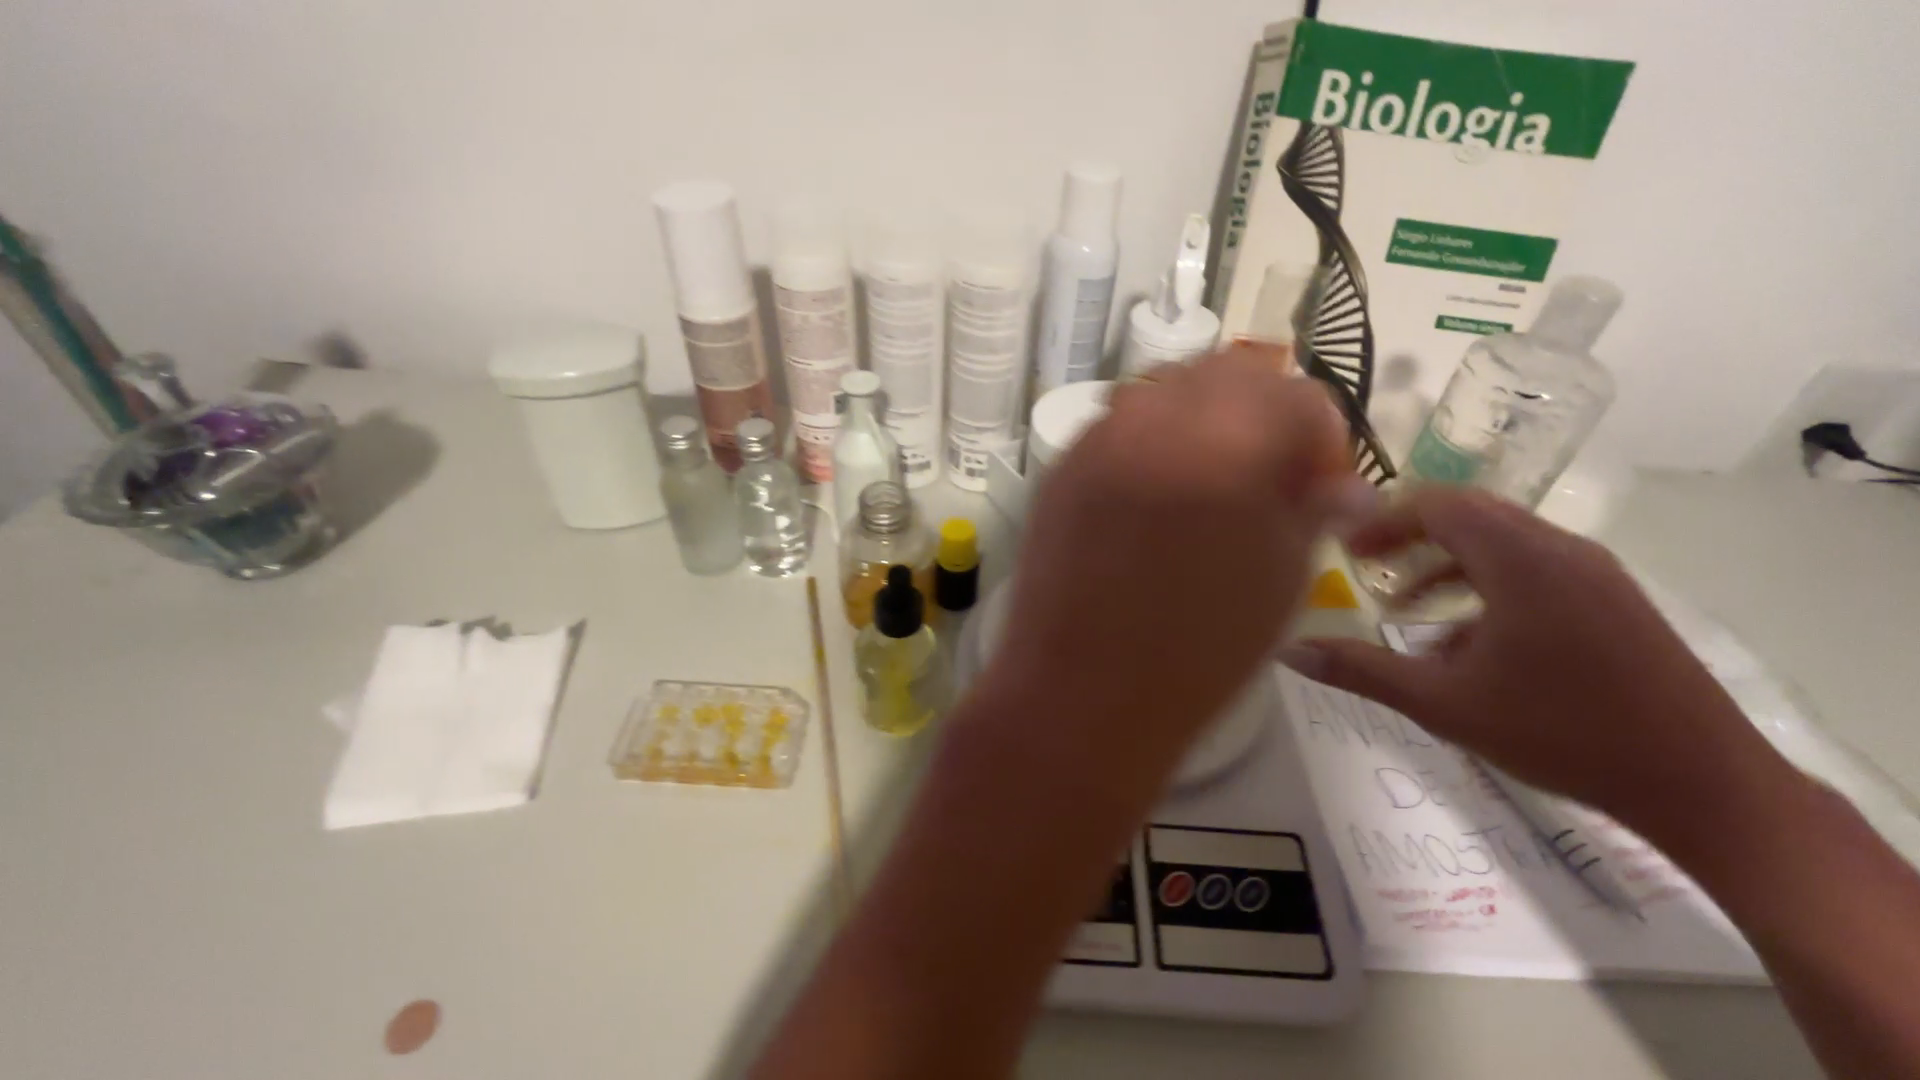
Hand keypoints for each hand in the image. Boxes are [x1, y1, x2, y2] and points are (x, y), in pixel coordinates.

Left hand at [986, 348, 1369, 766]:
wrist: (1079, 694)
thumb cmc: (1197, 650)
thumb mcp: (1282, 579)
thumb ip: (1312, 512)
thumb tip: (1345, 488)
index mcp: (1228, 437)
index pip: (1297, 395)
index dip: (1323, 438)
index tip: (1320, 487)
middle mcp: (1156, 416)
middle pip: (1227, 374)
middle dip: (1264, 412)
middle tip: (1271, 477)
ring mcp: (1098, 437)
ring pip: (1166, 391)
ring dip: (1204, 418)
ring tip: (1213, 484)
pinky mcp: (1061, 467)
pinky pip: (1119, 426)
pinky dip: (1152, 441)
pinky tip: (1156, 498)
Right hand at [1280, 488, 1786, 818]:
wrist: (1699, 782)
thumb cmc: (1560, 733)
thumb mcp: (1443, 704)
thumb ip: (1362, 671)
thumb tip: (1289, 652)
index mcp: (1519, 560)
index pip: (1438, 503)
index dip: (1383, 518)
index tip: (1343, 546)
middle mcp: (1561, 549)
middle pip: (1472, 515)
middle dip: (1412, 537)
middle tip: (1368, 568)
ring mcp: (1598, 573)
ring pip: (1506, 542)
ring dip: (1450, 564)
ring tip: (1410, 611)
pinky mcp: (1617, 601)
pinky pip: (1538, 569)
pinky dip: (1490, 585)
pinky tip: (1472, 644)